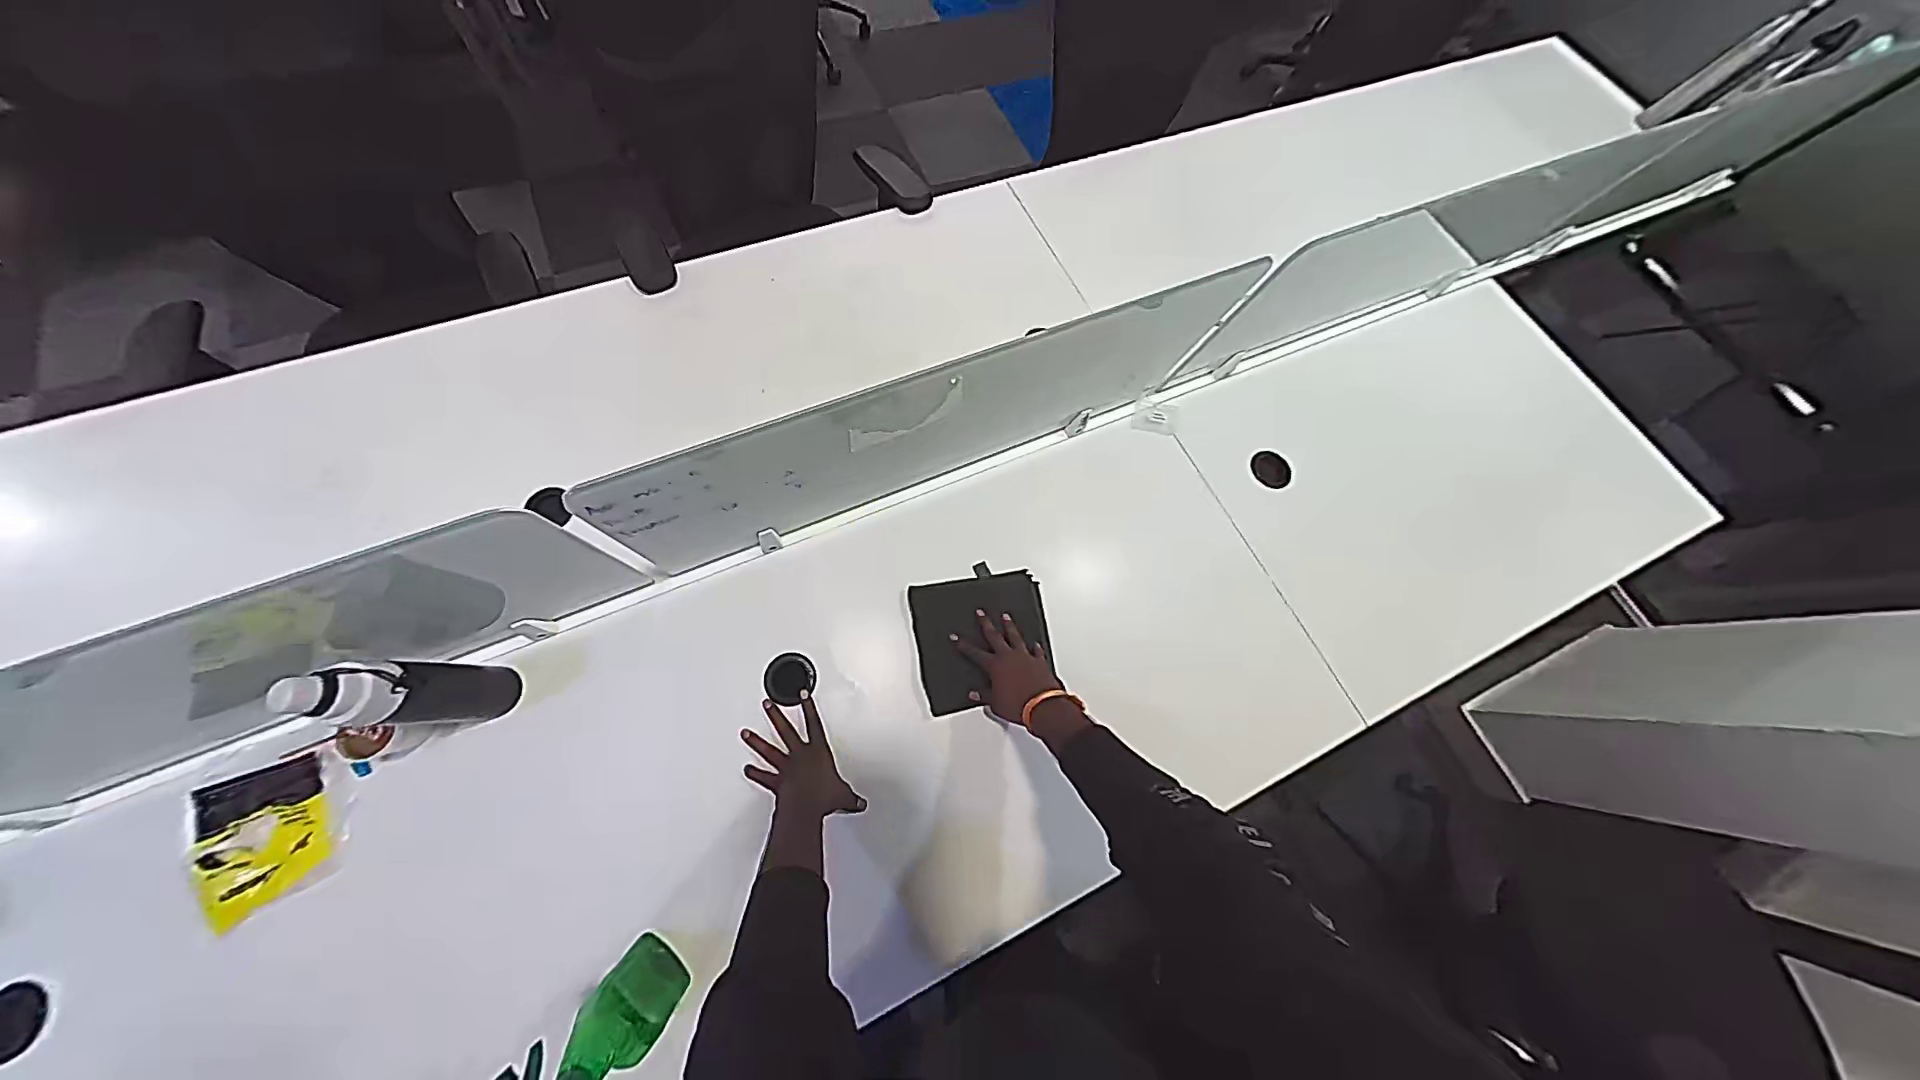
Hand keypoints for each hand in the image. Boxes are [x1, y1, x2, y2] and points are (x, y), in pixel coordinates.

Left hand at [742, 691, 866, 817]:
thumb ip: (850, 797)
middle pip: (786, 730)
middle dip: (776, 715)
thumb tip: (859, 803)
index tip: (803, 695)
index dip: (809, 707)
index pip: (814, 723)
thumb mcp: (844, 796)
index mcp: (818, 752)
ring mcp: (786, 768)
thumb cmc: (823, 797)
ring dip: (756, 741)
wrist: (805, 809)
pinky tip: (747, 768)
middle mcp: (800, 755)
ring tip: (746, 732)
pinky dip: (754, 773)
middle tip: (768, 703)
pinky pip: (764, 776)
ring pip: (769, 750)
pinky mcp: (776, 783)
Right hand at [952, 610, 1064, 725]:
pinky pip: (1036, 650)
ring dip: (1009, 626)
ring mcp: (1025, 656)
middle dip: (985, 624)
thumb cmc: (1019, 706)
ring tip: (1006, 617)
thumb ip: (984, 696)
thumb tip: (975, 695)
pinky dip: (1034, 647)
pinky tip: (1034, 643)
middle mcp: (1009, 657)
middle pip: (994, 636)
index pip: (975, 653)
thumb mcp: (996, 704)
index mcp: (995, 666)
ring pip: (1015, 636)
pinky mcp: (1039, 661)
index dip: (964, 645)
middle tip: (981, 613)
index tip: (956, 638)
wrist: (1042, 707)